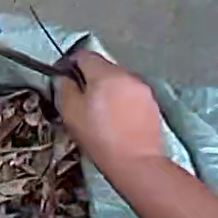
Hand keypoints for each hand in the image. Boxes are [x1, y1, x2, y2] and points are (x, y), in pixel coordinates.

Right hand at [53, 48, 164, 170]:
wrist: (136, 162)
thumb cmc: (99, 137)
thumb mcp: (71, 113)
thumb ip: (65, 88)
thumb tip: (65, 78)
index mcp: (105, 74)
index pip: (84, 55)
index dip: (71, 64)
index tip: (66, 79)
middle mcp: (127, 75)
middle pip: (103, 67)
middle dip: (91, 78)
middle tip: (82, 100)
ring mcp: (142, 89)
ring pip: (118, 81)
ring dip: (108, 89)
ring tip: (101, 113)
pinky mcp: (152, 103)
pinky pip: (131, 94)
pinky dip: (122, 100)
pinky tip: (118, 120)